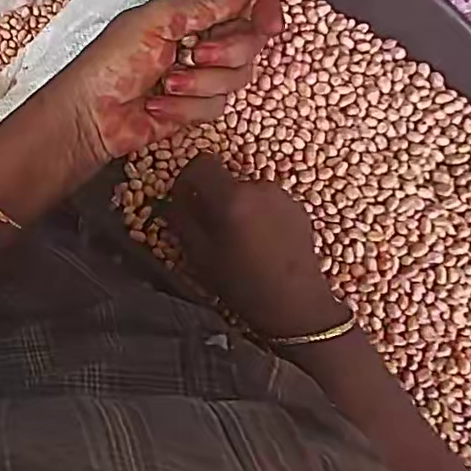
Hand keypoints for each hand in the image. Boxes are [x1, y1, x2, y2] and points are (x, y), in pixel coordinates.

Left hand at [43, 0, 283, 167]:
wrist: (92, 115)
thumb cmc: (111, 63)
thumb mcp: (156, 20)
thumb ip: (205, 2)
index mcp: (192, 13)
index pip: (245, 5)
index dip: (263, 11)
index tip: (269, 25)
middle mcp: (201, 43)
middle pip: (249, 45)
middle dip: (225, 53)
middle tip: (193, 55)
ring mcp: (200, 78)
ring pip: (236, 80)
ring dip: (199, 83)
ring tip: (166, 84)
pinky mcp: (195, 109)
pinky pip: (216, 108)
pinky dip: (186, 108)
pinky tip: (157, 106)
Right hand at [165, 154, 348, 338]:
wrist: (297, 306)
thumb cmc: (243, 286)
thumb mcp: (202, 258)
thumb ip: (183, 222)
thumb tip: (172, 203)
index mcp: (232, 198)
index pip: (201, 164)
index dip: (186, 179)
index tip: (182, 201)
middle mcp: (259, 188)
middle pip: (224, 180)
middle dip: (212, 199)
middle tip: (208, 232)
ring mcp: (282, 197)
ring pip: (245, 193)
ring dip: (235, 208)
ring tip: (236, 243)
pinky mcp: (297, 209)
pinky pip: (266, 203)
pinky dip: (256, 216)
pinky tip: (259, 246)